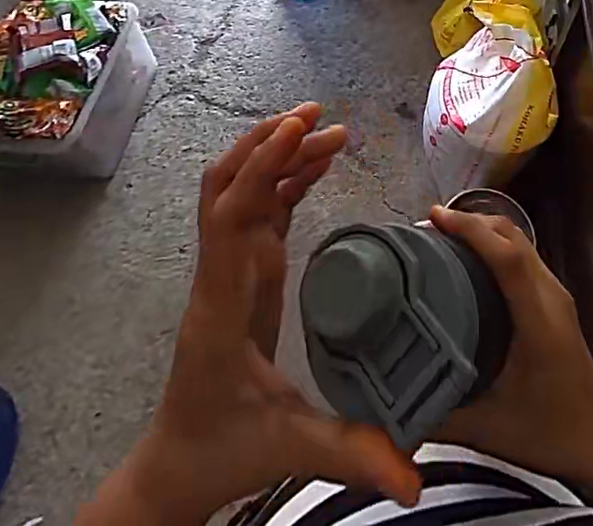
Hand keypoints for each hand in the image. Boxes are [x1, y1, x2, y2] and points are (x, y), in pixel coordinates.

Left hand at [79, 105, 421, 524]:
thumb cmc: (221, 447)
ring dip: (281, 156)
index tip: (298, 129)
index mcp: (222, 298)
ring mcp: (232, 267)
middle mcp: (222, 269)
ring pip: (247, 190)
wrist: (177, 461)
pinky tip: (317, 166)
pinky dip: (287, 182)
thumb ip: (351, 453)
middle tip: (317, 115)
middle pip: (230, 183)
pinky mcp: (246, 272)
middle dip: (268, 142)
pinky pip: (264, 211)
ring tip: (329, 130)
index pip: (232, 212)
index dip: (261, 165)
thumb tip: (415, 477)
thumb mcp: (289, 448)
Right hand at [429, 204, 592, 485]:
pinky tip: (466, 255)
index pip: (509, 259)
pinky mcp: (553, 295)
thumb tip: (388, 402)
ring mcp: (555, 293)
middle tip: (427, 228)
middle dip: (469, 221)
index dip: (472, 230)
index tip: (435, 219)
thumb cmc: (546, 433)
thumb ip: (439, 413)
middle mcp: (551, 297)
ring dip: (480, 228)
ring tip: (441, 235)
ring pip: (518, 238)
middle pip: (513, 236)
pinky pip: (520, 251)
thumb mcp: (488, 430)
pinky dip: (491, 241)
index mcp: (539, 323)